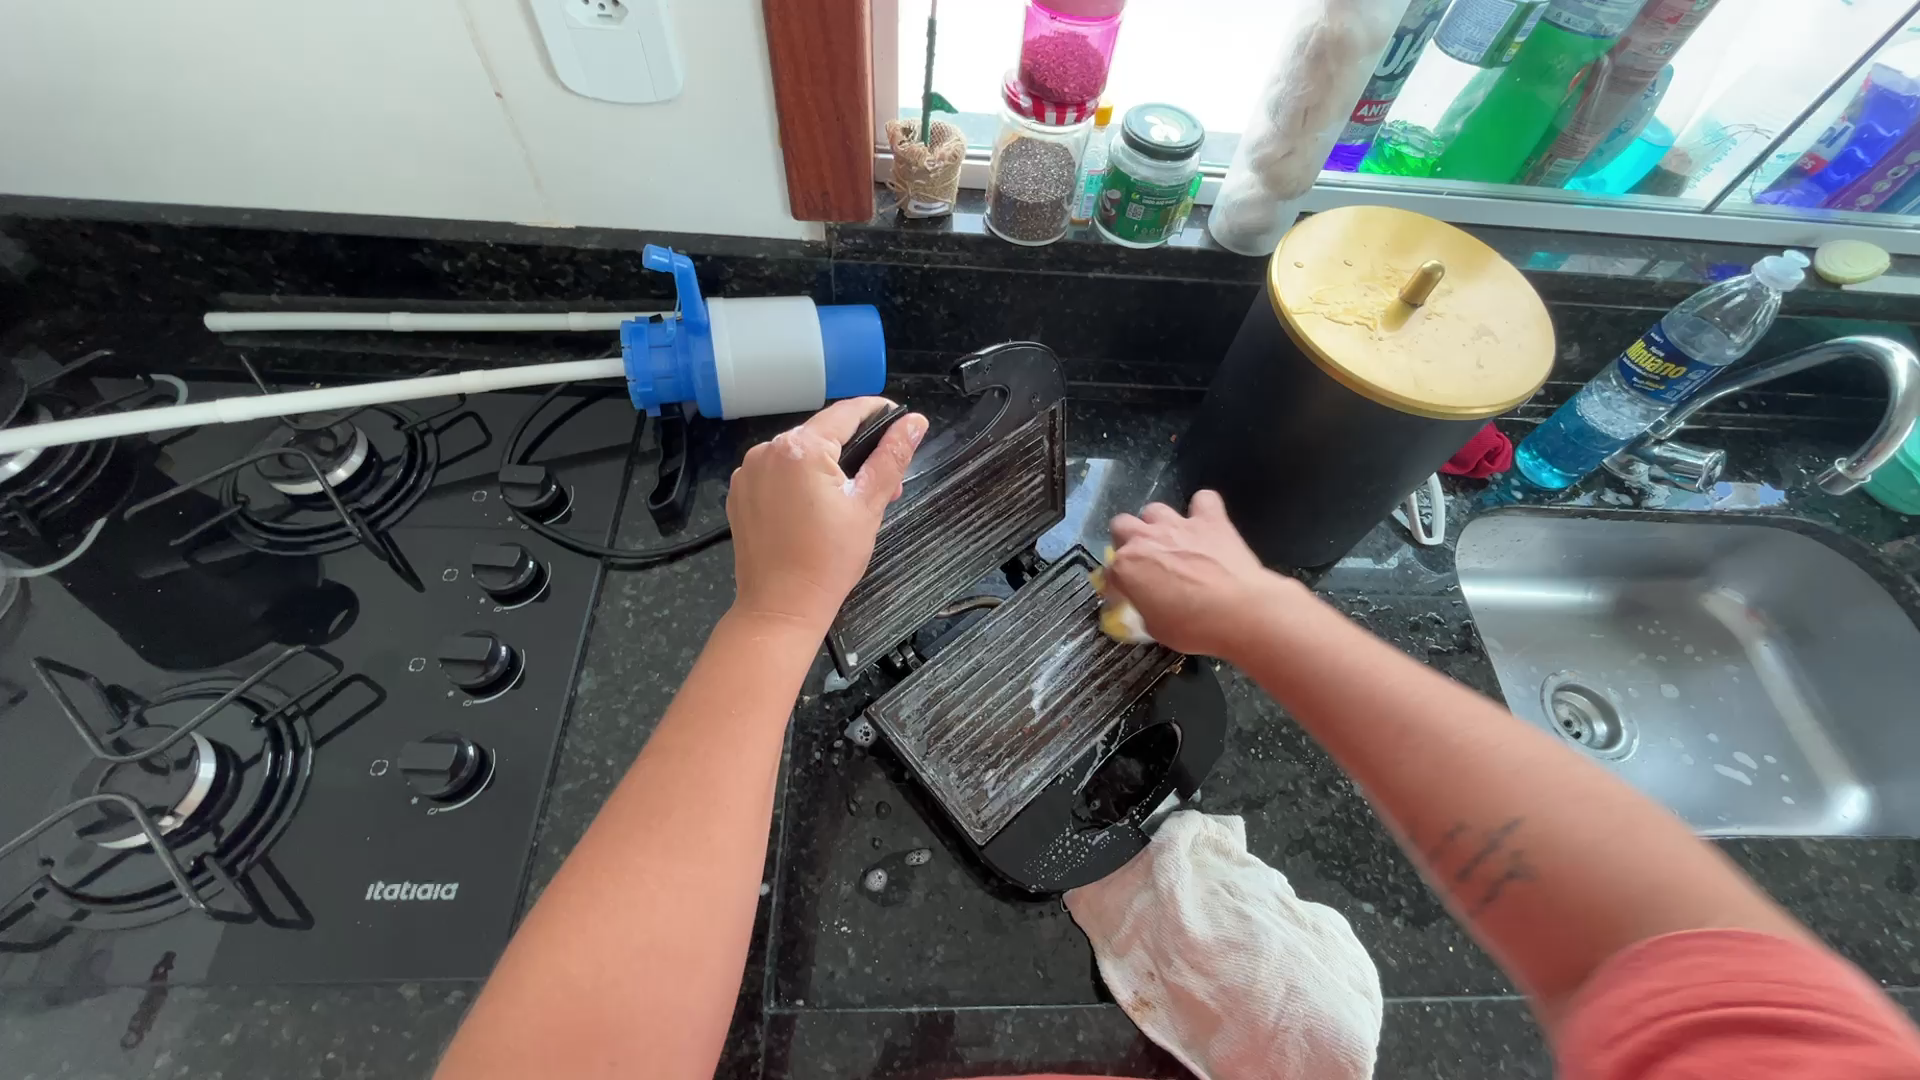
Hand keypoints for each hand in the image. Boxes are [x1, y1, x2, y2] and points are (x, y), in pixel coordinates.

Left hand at [727, 397, 926, 631]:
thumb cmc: (828, 561)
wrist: (781, 606)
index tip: (898, 417)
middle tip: (886, 481)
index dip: (876, 411)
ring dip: (828, 466)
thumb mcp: (868, 506)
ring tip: (853, 500)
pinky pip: (778, 473)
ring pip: (799, 454)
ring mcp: (748, 472)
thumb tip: (915, 423)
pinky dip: (801, 481)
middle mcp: (767, 451)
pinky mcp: (740, 494)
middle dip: (856, 450)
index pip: (846, 413)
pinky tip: (818, 509)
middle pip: (822, 434)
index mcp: (800, 449)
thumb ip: (892, 458)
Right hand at [1107, 490, 1301, 661]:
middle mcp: (1146, 539)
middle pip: (1121, 526)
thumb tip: (1147, 607)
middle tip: (1142, 560)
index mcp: (1126, 568)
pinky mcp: (1211, 520)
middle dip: (1127, 541)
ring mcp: (1178, 526)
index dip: (1117, 586)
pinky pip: (1203, 500)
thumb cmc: (1195, 628)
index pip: (1110, 573)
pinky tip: (1206, 524)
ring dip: (1158, 524)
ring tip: (1171, 541)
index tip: (1126, 597)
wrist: (1241, 613)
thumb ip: (1144, 610)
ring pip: (1154, 510)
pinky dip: (1202, 509)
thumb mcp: (1156, 628)